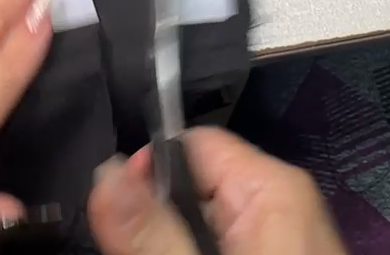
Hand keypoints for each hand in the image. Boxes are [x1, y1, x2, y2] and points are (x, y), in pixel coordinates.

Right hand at [87, 128, 344, 254]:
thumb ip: (152, 233)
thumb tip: (105, 171)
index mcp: (271, 186)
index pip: (191, 145)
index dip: (147, 173)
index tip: (116, 221)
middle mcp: (281, 204)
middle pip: (195, 187)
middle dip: (159, 225)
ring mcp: (284, 240)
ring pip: (206, 228)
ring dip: (173, 250)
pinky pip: (231, 249)